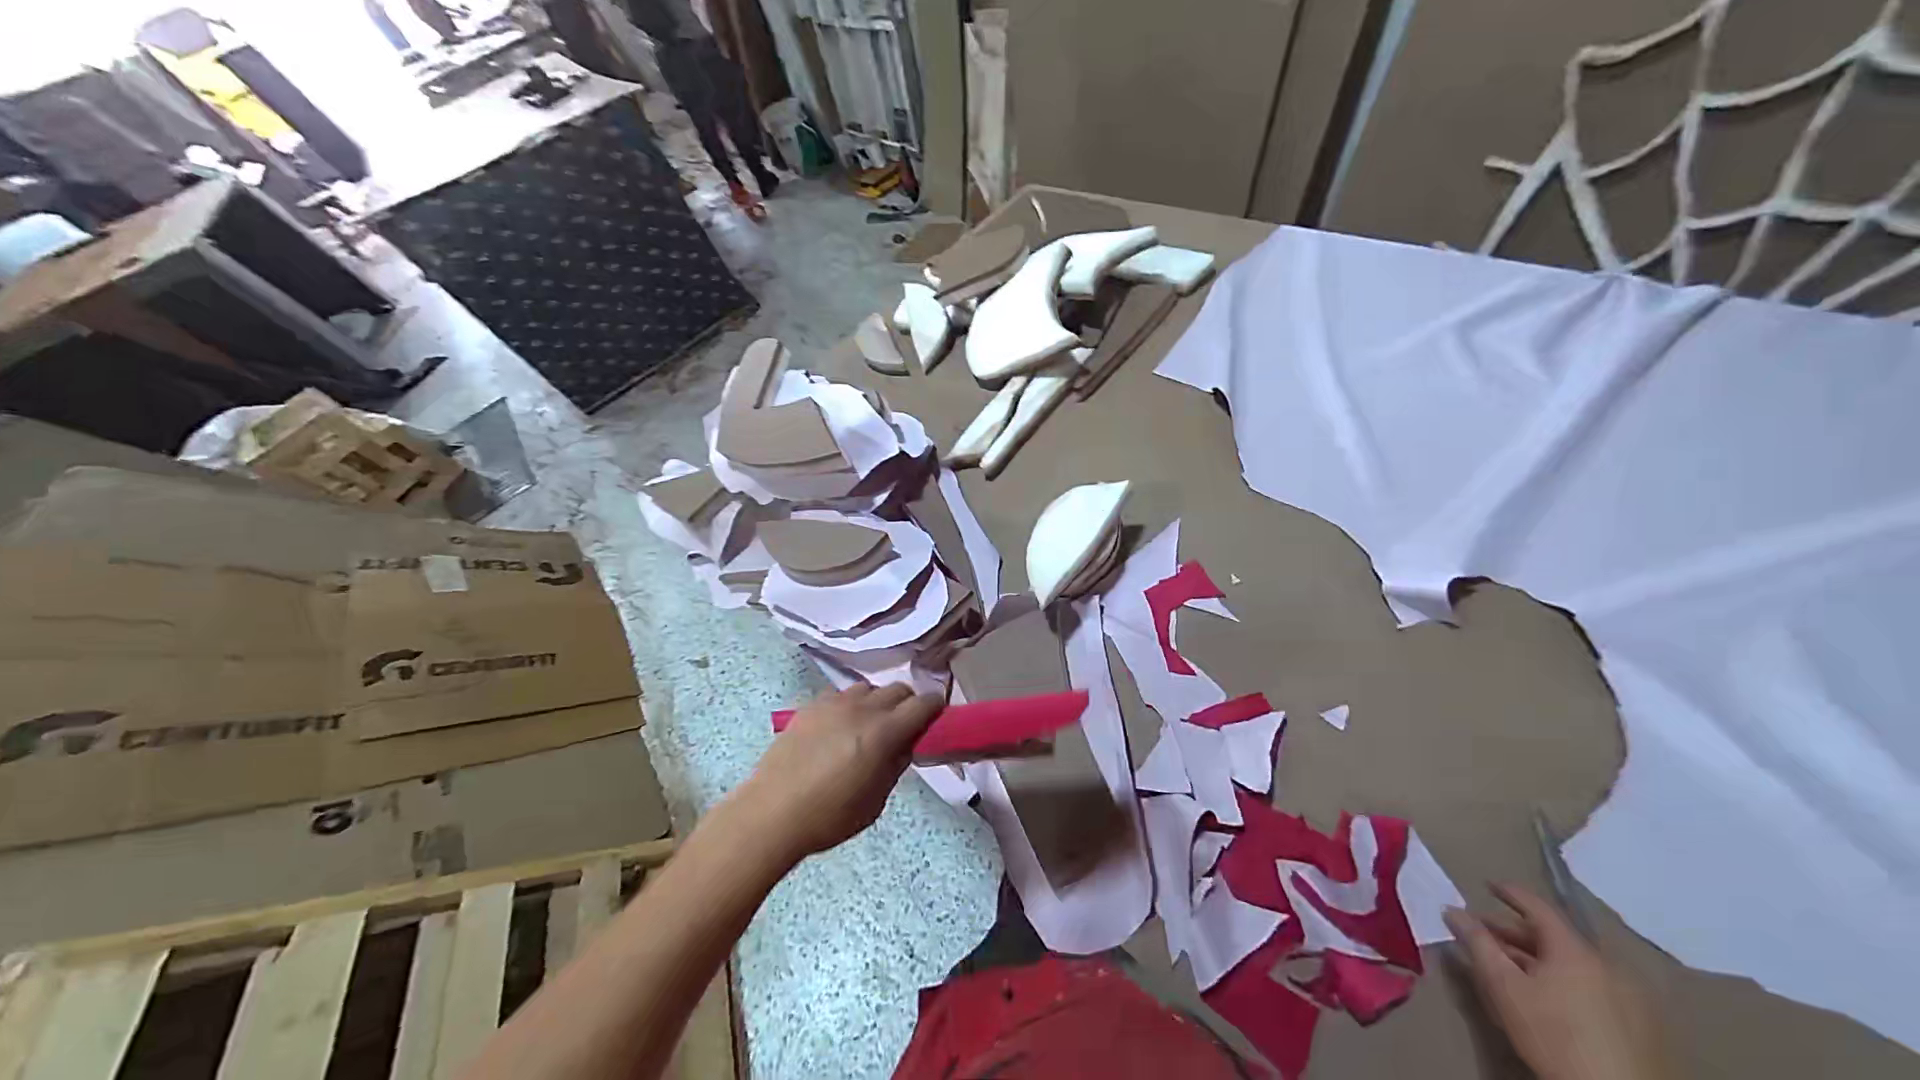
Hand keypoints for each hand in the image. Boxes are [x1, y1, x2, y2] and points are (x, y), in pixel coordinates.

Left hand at [726, 684, 942, 863]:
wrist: (771, 813)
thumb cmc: (828, 817)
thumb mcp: (875, 801)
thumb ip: (894, 767)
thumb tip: (903, 747)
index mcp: (883, 733)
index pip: (922, 703)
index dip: (935, 708)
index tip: (937, 717)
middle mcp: (861, 709)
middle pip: (897, 689)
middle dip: (908, 704)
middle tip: (905, 726)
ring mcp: (833, 704)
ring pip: (868, 688)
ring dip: (877, 701)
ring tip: (870, 725)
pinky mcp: (810, 707)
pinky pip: (840, 695)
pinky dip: (849, 704)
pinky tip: (840, 726)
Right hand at [1444, 883, 1674, 1079]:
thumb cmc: (1551, 1033)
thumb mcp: (1503, 986)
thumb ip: (1477, 942)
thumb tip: (1453, 910)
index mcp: (1574, 950)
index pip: (1538, 907)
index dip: (1510, 893)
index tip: (1487, 885)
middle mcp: (1605, 964)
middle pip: (1553, 936)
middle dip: (1513, 931)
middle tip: (1484, 933)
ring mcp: (1625, 993)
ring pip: (1570, 961)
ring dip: (1535, 956)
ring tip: (1506, 965)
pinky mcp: (1635, 1021)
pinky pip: (1588, 982)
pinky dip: (1559, 976)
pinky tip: (1541, 992)